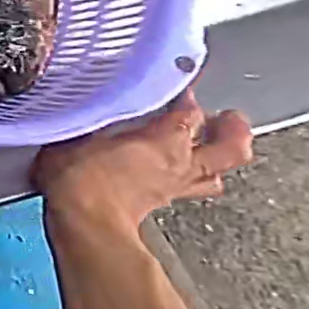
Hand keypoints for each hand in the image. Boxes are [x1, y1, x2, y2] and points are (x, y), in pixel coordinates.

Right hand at [33, 88, 254, 241]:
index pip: (188, 114)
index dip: (186, 100)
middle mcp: (180, 163)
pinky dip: (197, 179)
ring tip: (213, 148)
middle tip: (229, 118)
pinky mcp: (164, 201)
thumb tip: (88, 108)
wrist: (84, 218)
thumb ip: (90, 121)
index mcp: (163, 141)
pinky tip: (182, 176)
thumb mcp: (74, 137)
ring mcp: (176, 185)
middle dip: (233, 131)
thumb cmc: (80, 178)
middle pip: (229, 147)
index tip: (179, 91)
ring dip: (220, 158)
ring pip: (218, 171)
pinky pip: (194, 188)